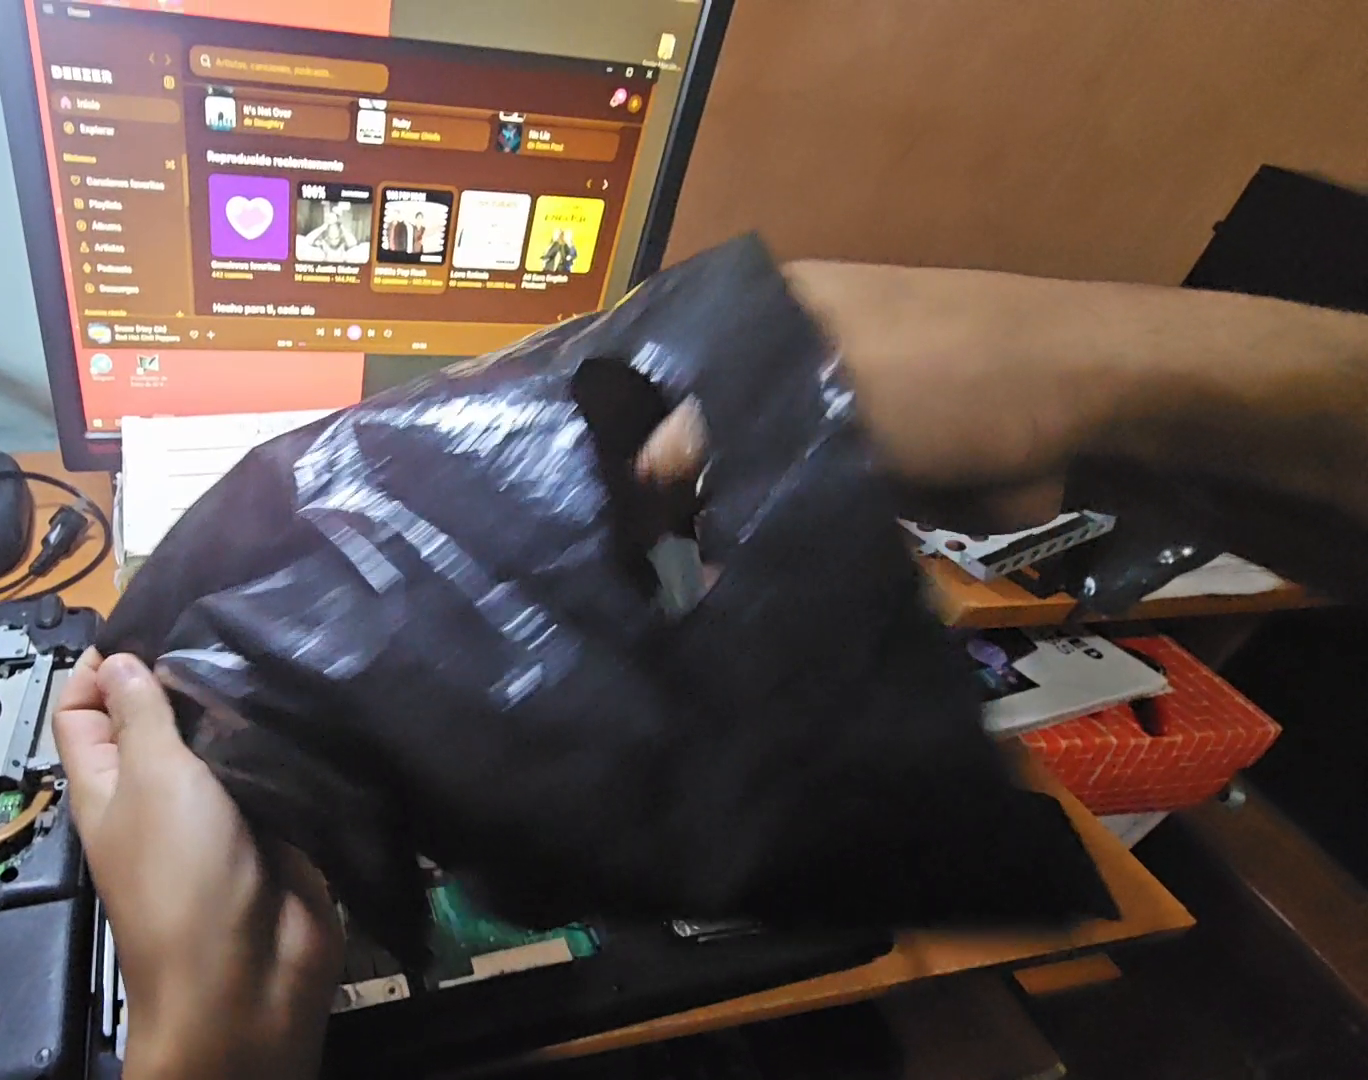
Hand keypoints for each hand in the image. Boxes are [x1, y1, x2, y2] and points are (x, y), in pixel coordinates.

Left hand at [54, 651, 343, 1079]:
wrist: (254, 972)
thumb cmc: (183, 877)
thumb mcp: (151, 780)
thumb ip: (138, 716)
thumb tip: (116, 659)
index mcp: (107, 781)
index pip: (81, 708)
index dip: (99, 665)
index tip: (145, 621)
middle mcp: (156, 786)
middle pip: (153, 713)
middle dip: (178, 671)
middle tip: (219, 622)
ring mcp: (214, 801)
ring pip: (213, 732)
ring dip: (230, 699)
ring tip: (260, 646)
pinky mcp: (265, 811)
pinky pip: (261, 758)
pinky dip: (270, 729)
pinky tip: (293, 692)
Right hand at [637, 261, 1095, 531]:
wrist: (1098, 402)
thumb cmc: (950, 374)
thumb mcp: (822, 398)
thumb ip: (716, 433)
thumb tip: (636, 475)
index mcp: (769, 312)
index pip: (673, 362)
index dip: (637, 415)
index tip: (608, 474)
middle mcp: (783, 349)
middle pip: (705, 416)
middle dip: (679, 471)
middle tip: (642, 524)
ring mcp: (821, 400)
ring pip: (745, 457)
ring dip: (726, 500)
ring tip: (681, 548)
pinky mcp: (853, 445)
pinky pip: (791, 484)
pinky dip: (772, 514)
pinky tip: (738, 549)